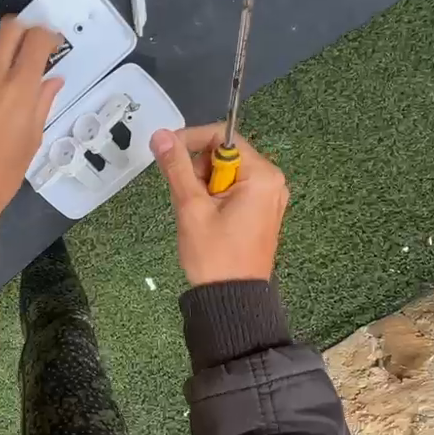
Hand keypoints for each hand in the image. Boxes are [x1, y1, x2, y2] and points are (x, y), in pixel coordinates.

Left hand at [0, 16, 64, 223]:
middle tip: (29, 43)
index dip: (48, 36)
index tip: (52, 44)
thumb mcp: (32, 141)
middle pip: (8, 29)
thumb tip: (52, 80)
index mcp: (19, 92)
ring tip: (6, 54)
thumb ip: (42, 103)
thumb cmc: (3, 175)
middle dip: (24, 29)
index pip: (36, 41)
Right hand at [150, 125, 288, 285]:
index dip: (190, 140)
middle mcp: (272, 181)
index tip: (166, 154)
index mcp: (262, 175)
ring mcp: (269, 198)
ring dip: (203, 185)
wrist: (232, 299)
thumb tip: (161, 135)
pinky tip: (205, 218)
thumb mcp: (191, 207)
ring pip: (227, 173)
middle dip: (198, 169)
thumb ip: (176, 167)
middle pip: (225, 154)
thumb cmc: (214, 255)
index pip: (222, 136)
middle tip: (186, 197)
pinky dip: (214, 197)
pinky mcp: (261, 213)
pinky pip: (234, 190)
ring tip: (195, 212)